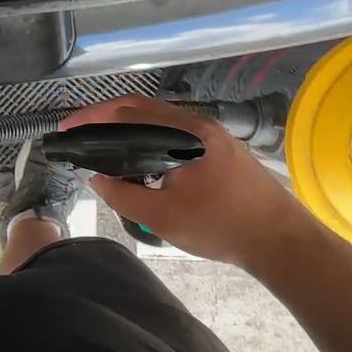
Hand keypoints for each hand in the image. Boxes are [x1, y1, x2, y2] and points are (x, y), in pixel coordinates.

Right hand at [60, 95, 326, 270]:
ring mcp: (214, 135)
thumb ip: (120, 194)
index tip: (66, 130)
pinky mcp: (222, 148)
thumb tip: (96, 178)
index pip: (126, 112)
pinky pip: (174, 131)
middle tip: (78, 134)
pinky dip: (147, 137)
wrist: (285, 243)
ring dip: (127, 127)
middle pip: (141, 108)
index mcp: (185, 134)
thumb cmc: (221, 227)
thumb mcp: (160, 217)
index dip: (90, 117)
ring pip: (159, 119)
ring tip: (103, 147)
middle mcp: (200, 126)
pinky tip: (138, 159)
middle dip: (104, 118)